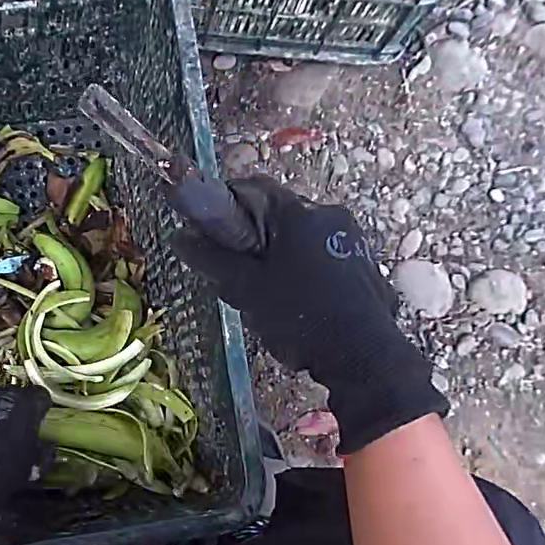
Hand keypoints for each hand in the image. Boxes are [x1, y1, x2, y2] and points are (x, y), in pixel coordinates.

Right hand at [173, 177, 446, 452]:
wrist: (364, 357)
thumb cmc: (298, 316)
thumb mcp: (243, 288)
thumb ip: (210, 258)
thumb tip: (180, 236)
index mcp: (298, 213)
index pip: (250, 188)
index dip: (222, 207)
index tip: (208, 236)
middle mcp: (330, 215)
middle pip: (274, 216)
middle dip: (250, 243)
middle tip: (236, 278)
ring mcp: (352, 240)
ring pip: (298, 240)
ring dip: (276, 261)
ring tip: (266, 299)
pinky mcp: (364, 266)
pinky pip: (320, 259)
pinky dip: (301, 275)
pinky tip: (297, 308)